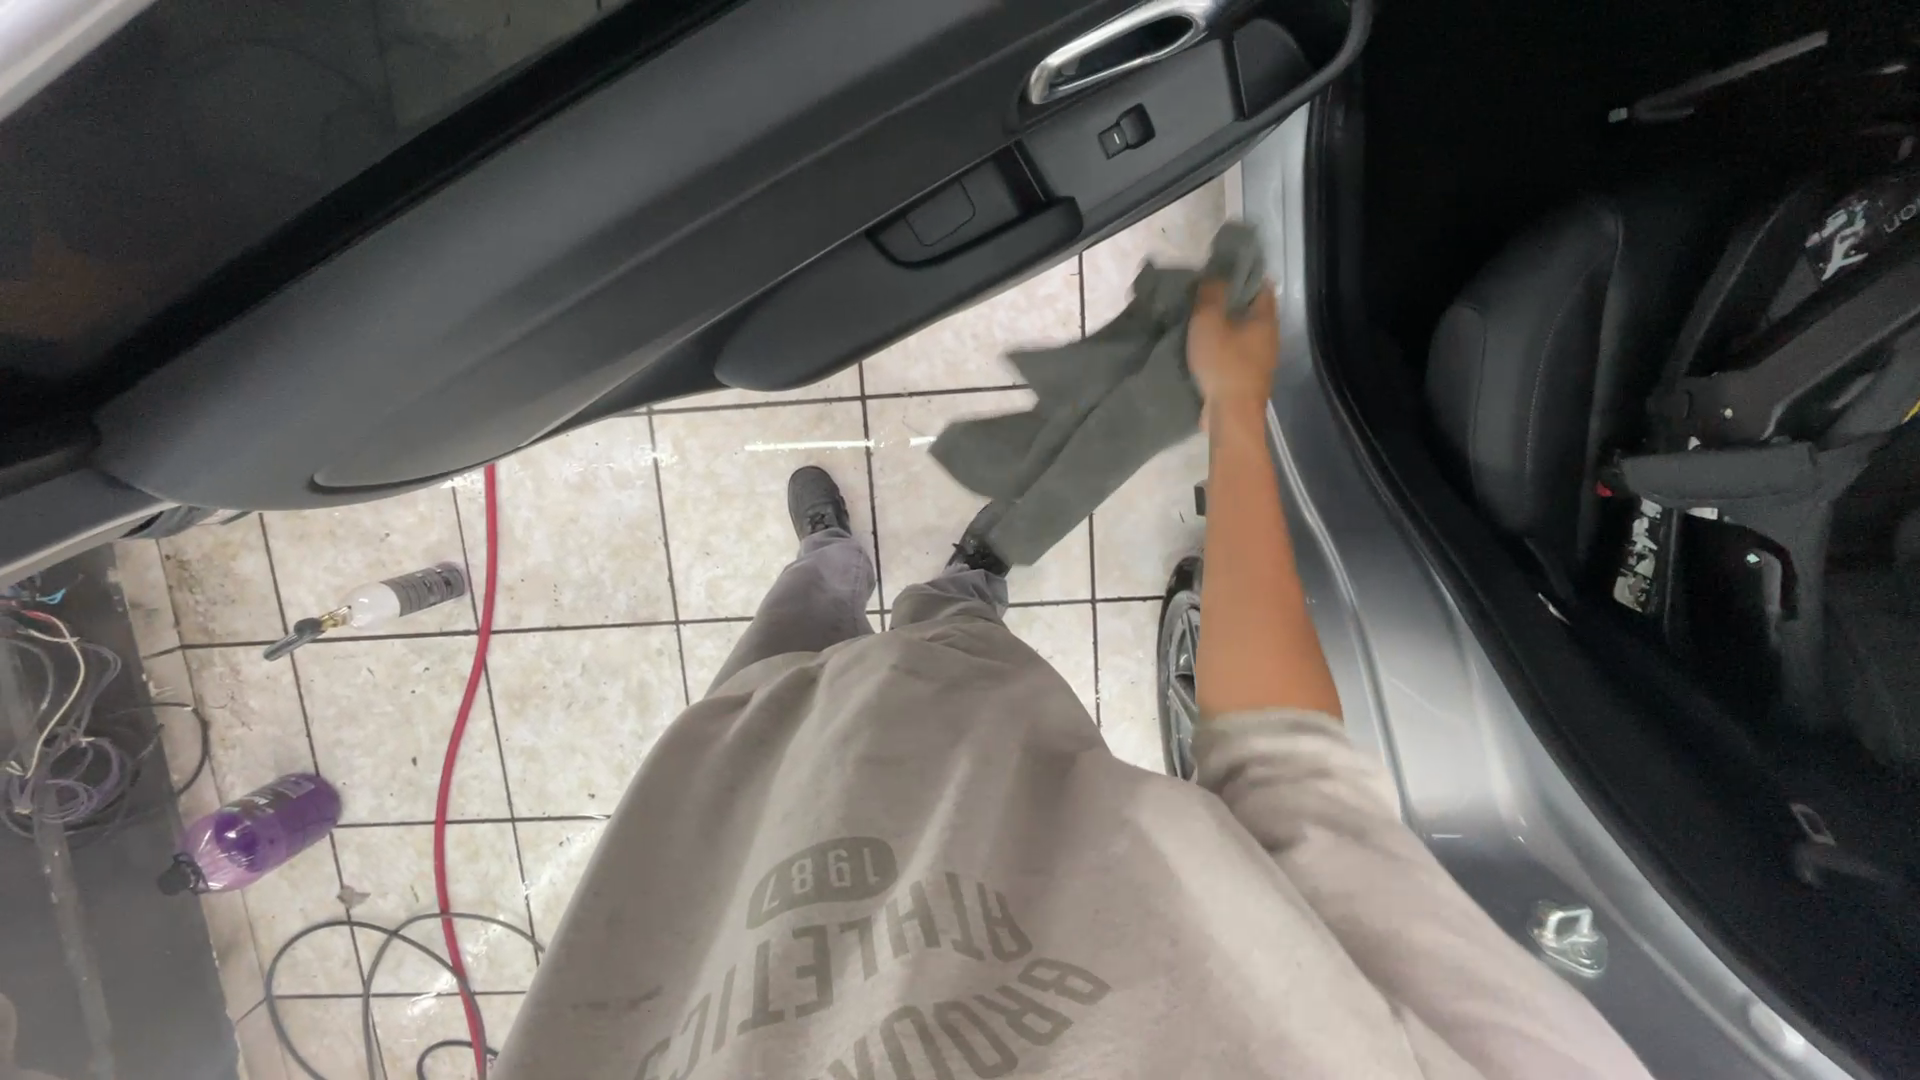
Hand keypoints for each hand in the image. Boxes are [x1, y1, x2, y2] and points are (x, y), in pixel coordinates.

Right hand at [1187, 279, 1278, 417]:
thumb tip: (1216, 274)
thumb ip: (1211, 294)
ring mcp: (1263, 361)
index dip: (1244, 276)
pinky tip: (1209, 352)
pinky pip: (1239, 356)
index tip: (1223, 272)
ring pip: (1247, 336)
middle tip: (1209, 298)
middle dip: (1235, 304)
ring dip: (1230, 330)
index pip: (1262, 286)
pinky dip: (1227, 350)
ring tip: (1205, 325)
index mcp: (1265, 318)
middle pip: (1255, 312)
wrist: (1232, 413)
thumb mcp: (1208, 322)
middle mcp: (1271, 337)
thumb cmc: (1223, 363)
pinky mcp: (1251, 380)